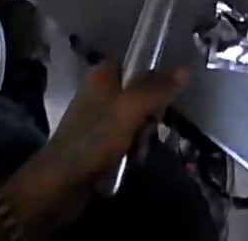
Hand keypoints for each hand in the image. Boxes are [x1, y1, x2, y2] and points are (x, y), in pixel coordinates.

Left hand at [41, 60, 188, 182]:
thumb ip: (157, 89)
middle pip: (139, 95)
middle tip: (146, 133)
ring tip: (136, 154)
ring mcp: (97, 116)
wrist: (62, 180)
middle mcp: (100, 89)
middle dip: (148, 118)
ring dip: (141, 138)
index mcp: (103, 73)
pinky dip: (130, 150)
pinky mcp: (97, 140)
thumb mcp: (131, 109)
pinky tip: (129, 163)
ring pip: (134, 120)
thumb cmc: (96, 136)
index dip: (152, 84)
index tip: (160, 105)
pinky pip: (124, 139)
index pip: (137, 66)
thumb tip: (186, 68)